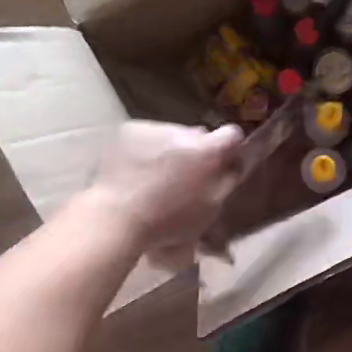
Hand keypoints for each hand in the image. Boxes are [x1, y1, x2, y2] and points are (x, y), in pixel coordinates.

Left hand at [85, 121, 243, 263]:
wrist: (117, 218)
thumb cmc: (168, 222)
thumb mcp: (209, 209)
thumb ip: (226, 181)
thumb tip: (234, 162)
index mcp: (208, 152)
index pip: (232, 135)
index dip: (229, 148)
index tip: (222, 163)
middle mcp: (183, 132)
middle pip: (197, 135)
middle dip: (195, 152)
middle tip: (183, 178)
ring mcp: (153, 129)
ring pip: (170, 135)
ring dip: (169, 150)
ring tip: (155, 178)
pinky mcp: (129, 130)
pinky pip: (145, 136)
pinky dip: (145, 149)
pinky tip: (137, 171)